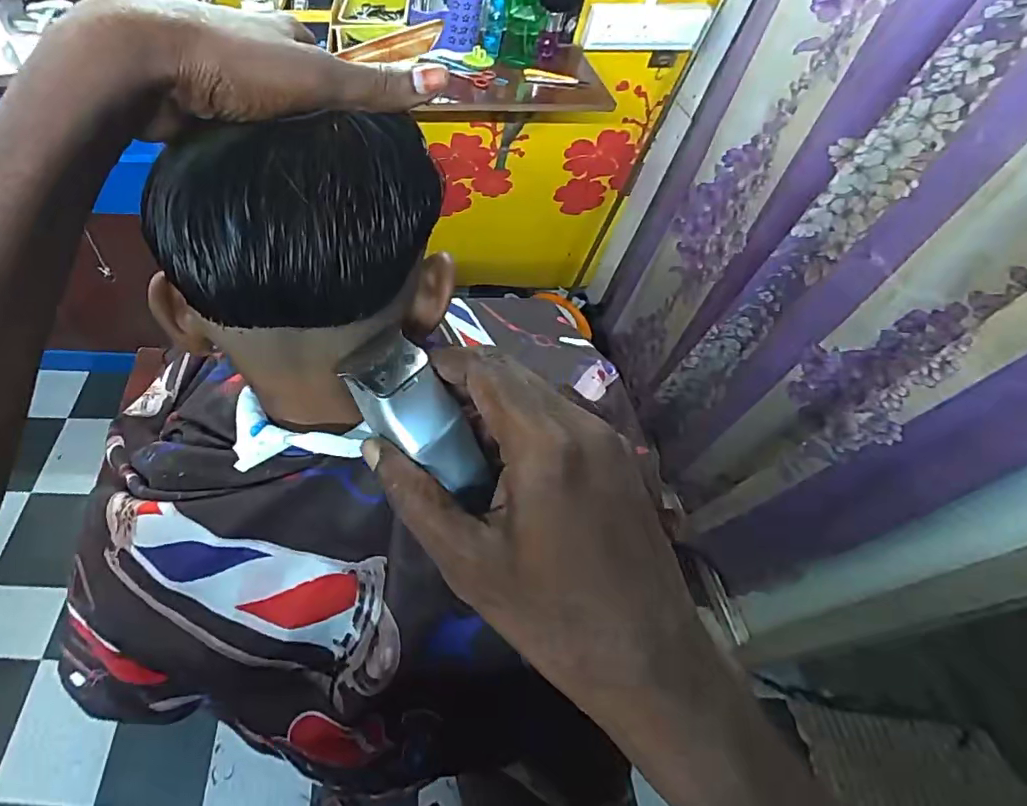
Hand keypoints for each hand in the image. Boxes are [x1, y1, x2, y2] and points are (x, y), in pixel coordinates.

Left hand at [41, 0, 446, 139]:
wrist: (148, 64)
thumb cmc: (239, 62)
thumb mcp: (319, 77)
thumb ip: (375, 85)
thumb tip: (444, 80)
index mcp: (287, 34)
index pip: (330, 67)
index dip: (347, 99)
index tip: (359, 139)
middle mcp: (253, 51)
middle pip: (291, 93)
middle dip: (304, 125)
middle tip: (323, 170)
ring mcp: (216, 77)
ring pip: (254, 115)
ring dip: (267, 141)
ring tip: (287, 181)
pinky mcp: (189, 105)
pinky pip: (222, 132)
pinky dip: (234, 151)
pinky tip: (244, 176)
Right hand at [362, 348, 701, 710]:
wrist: (652, 664)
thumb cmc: (551, 615)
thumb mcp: (467, 561)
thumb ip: (415, 496)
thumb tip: (374, 447)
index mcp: (545, 444)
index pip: (486, 368)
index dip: (443, 363)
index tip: (409, 379)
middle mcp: (582, 425)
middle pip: (512, 372)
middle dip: (464, 381)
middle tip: (427, 414)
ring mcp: (609, 438)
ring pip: (538, 390)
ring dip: (495, 400)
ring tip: (460, 441)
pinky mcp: (622, 456)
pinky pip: (562, 414)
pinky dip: (525, 418)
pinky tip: (506, 463)